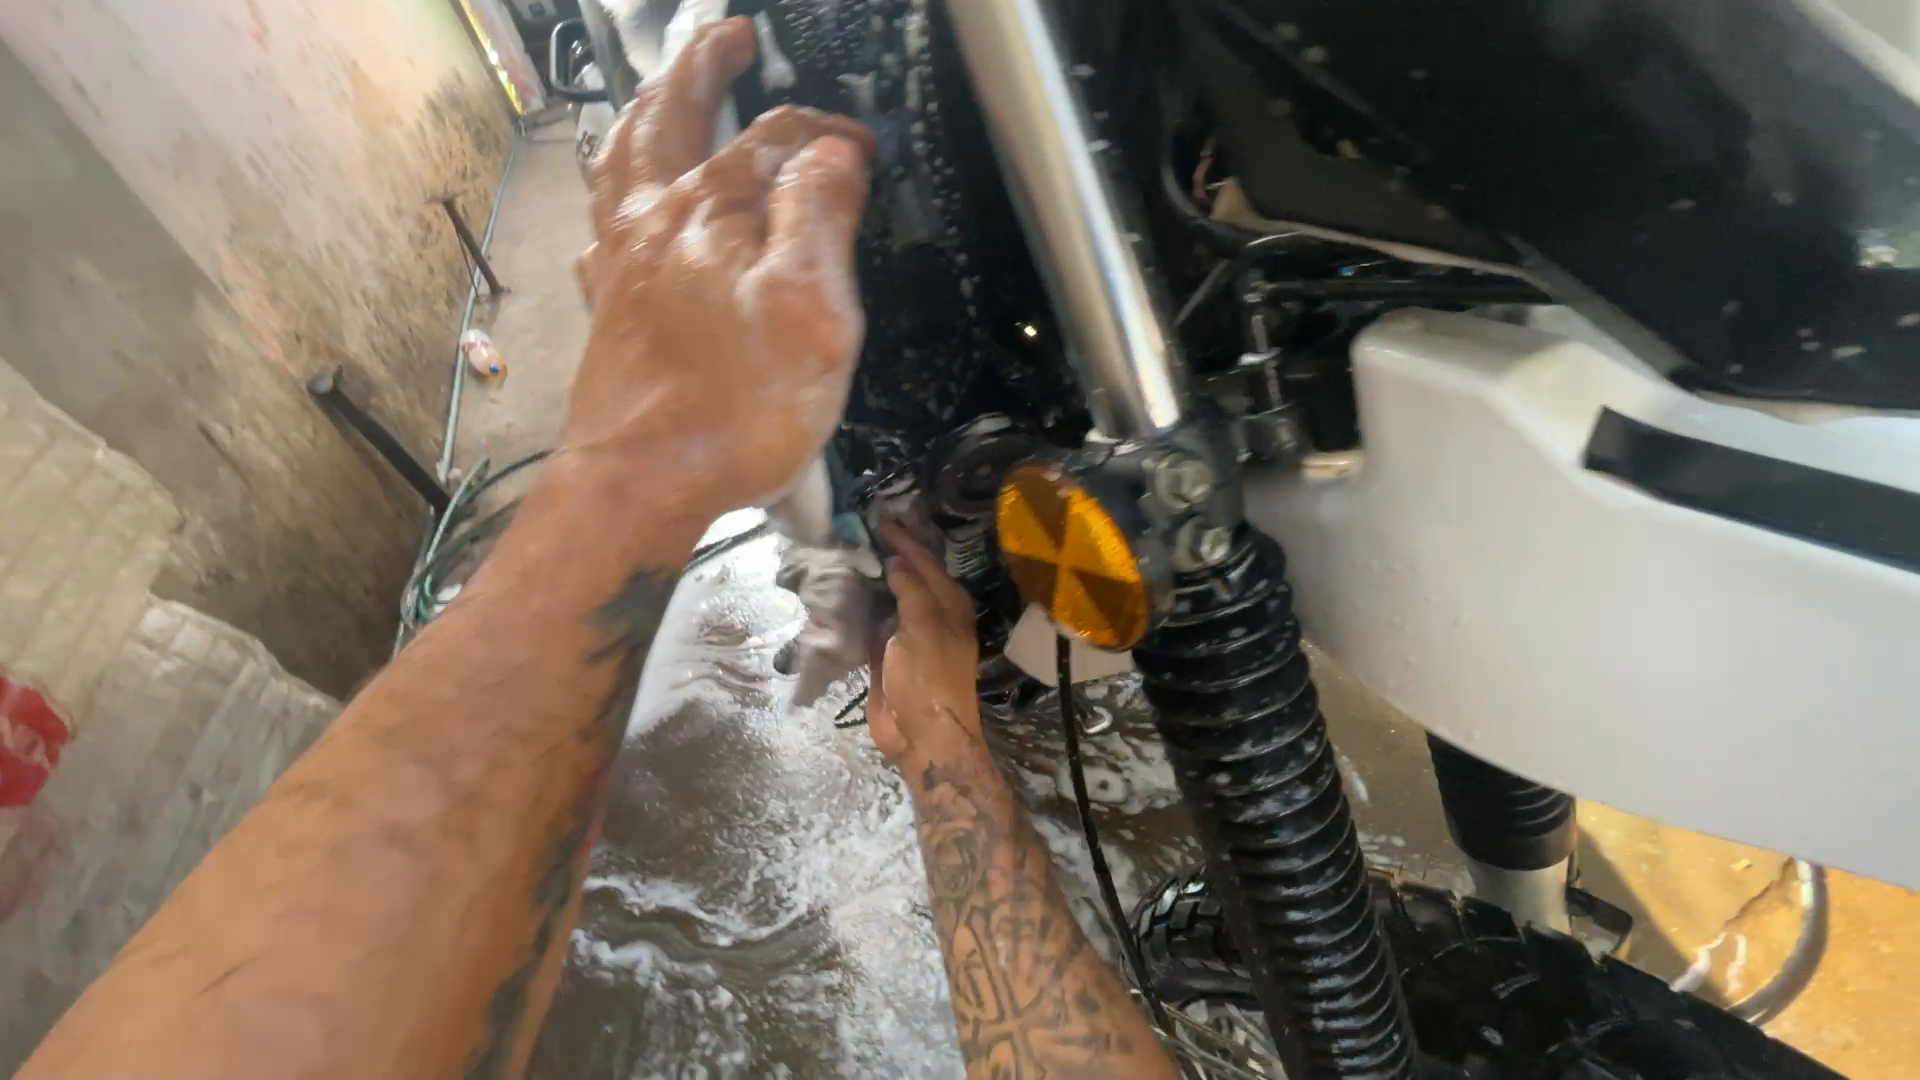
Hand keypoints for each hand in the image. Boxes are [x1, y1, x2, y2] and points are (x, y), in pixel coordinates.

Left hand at [567, 17, 876, 515]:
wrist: (644, 482)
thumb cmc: (736, 407)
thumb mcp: (811, 311)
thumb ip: (821, 219)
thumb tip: (831, 153)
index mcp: (710, 211)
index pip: (774, 140)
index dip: (824, 134)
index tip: (863, 151)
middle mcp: (655, 222)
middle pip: (671, 118)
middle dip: (702, 67)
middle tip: (729, 37)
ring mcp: (621, 265)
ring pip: (620, 161)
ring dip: (644, 112)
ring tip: (663, 90)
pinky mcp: (610, 311)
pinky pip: (602, 228)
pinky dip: (615, 195)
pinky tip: (625, 205)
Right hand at [867, 524, 986, 781]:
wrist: (923, 736)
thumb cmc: (930, 679)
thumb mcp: (924, 628)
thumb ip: (910, 590)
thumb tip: (896, 561)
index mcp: (949, 605)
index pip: (925, 562)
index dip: (904, 540)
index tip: (880, 518)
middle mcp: (930, 614)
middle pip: (908, 575)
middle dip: (888, 553)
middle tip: (860, 528)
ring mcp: (907, 633)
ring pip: (888, 597)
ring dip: (870, 577)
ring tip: (846, 551)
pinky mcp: (886, 652)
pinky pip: (872, 620)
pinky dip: (859, 604)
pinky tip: (841, 588)